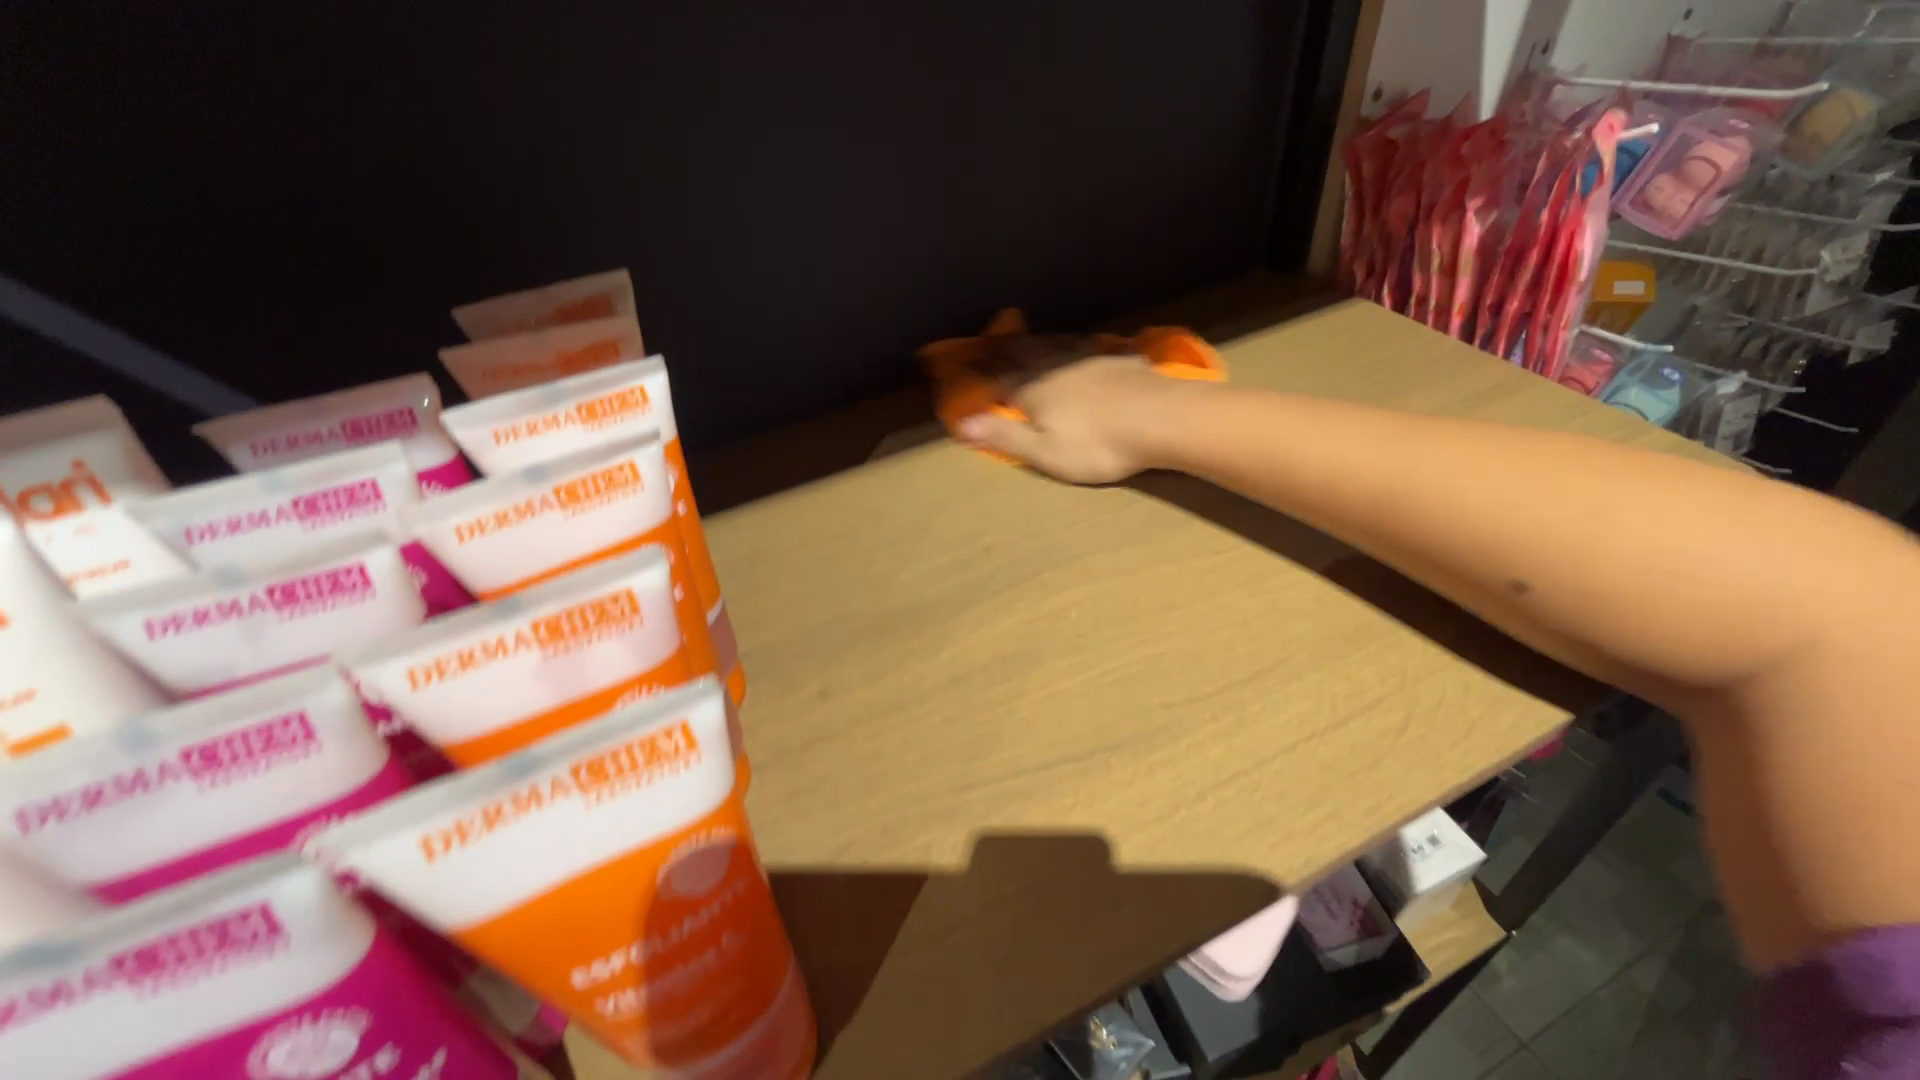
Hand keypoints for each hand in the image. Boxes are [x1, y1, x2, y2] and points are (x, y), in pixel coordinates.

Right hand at [955, 355, 1195, 483]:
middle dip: (1007, 348)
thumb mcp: (1045, 452)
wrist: (1162, 419)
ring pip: (1059, 345)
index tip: (966, 364)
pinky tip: (1088, 346)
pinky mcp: (1123, 360)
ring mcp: (1093, 359)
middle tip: (992, 338)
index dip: (982, 374)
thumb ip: (1004, 436)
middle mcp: (1058, 366)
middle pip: (1027, 353)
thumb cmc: (1098, 444)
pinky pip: (1096, 348)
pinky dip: (1082, 346)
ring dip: (1041, 341)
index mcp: (1035, 389)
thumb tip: (962, 423)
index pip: (1000, 379)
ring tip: (1030, 336)